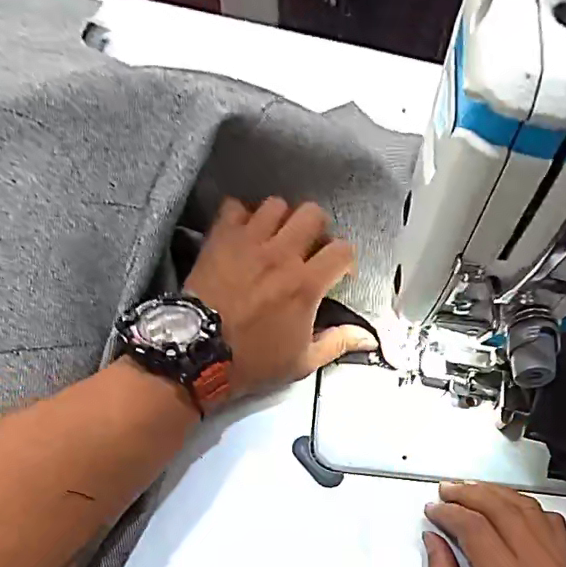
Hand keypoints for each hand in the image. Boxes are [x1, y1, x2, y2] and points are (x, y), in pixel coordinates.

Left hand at [184, 197, 376, 402]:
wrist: (197, 353)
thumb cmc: (251, 361)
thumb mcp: (301, 362)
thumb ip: (337, 343)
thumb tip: (368, 338)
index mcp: (305, 284)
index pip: (343, 250)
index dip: (345, 260)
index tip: (337, 274)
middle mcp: (281, 254)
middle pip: (313, 214)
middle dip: (316, 229)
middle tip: (307, 249)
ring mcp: (248, 242)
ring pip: (276, 205)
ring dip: (281, 219)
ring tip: (275, 238)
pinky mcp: (220, 238)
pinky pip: (235, 206)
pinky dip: (241, 215)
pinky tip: (243, 233)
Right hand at [424, 482, 565, 566]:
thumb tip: (433, 537)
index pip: (475, 528)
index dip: (449, 512)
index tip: (431, 509)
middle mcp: (538, 564)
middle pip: (502, 508)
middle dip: (469, 493)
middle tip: (446, 489)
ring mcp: (559, 562)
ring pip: (528, 508)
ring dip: (496, 493)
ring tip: (470, 490)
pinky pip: (551, 521)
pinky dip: (527, 507)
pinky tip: (507, 507)